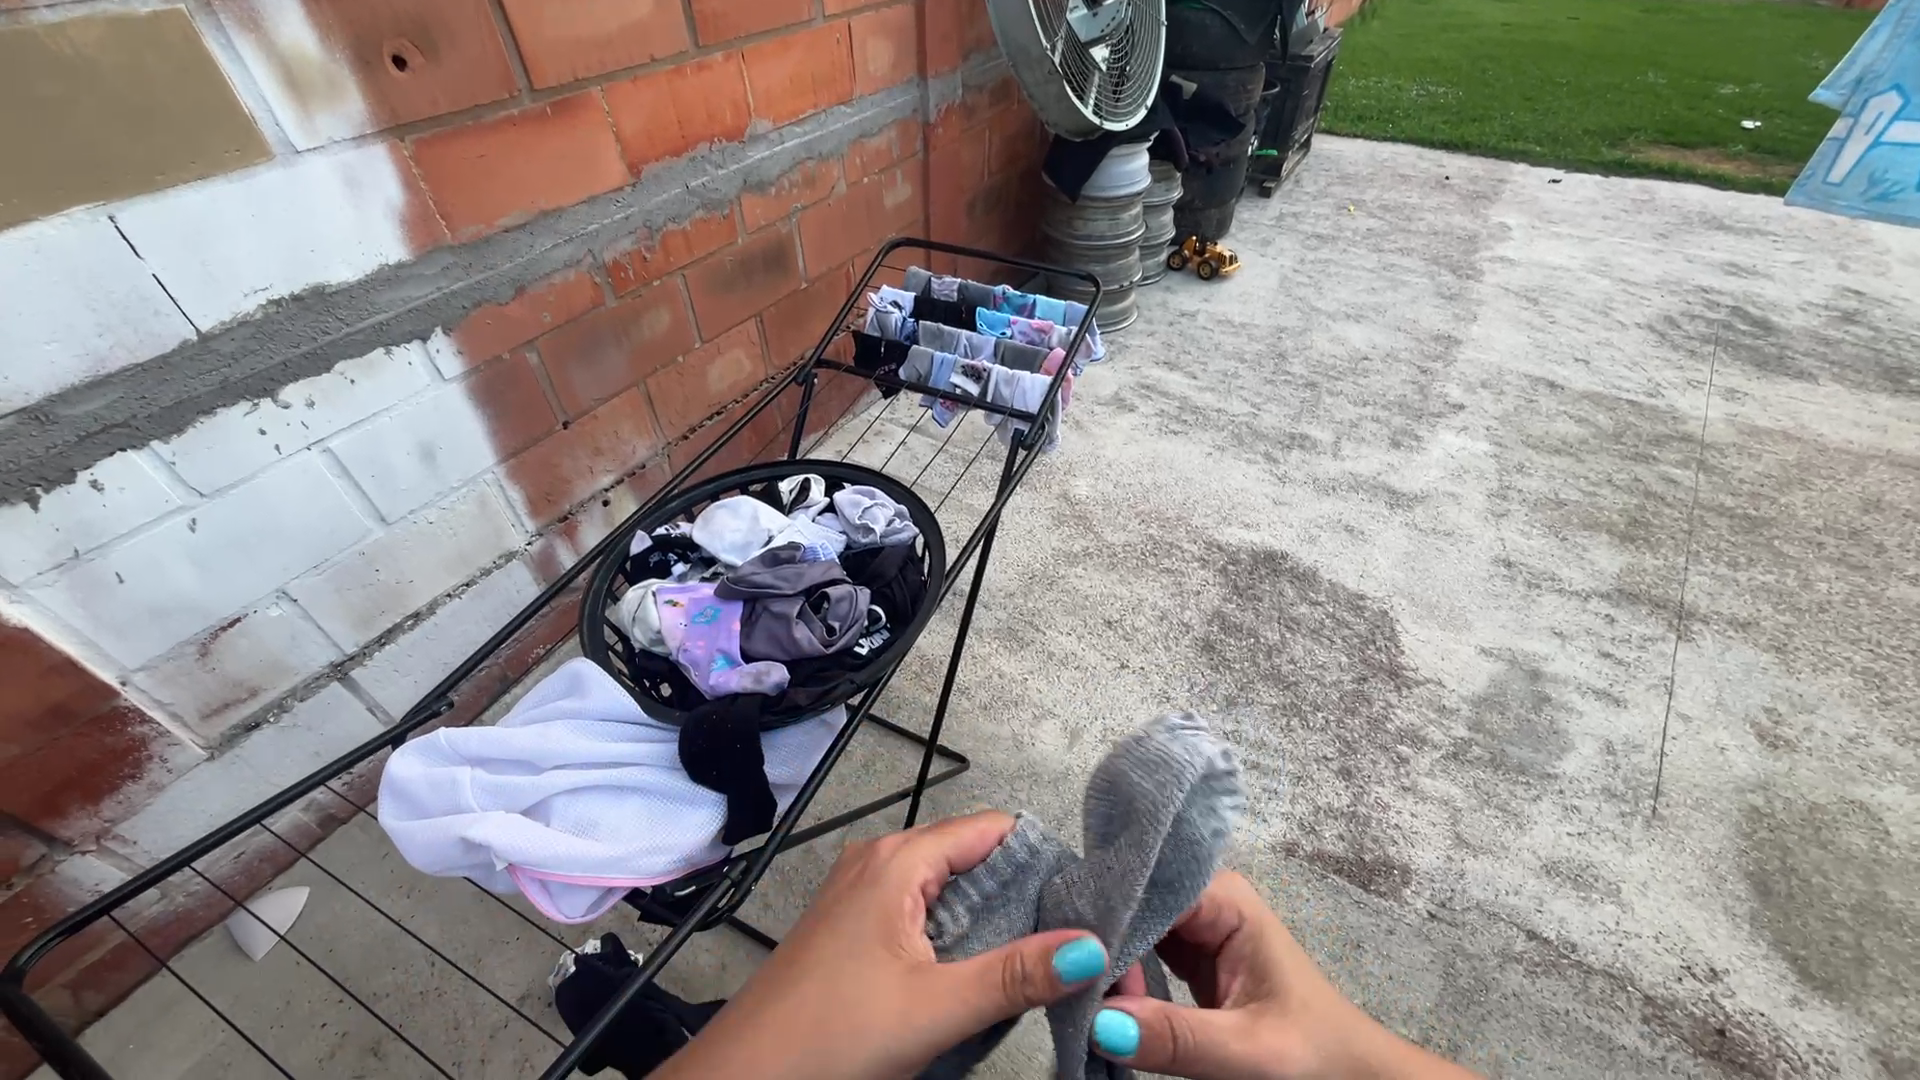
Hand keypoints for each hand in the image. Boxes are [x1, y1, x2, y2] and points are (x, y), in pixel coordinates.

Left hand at [655, 812, 1111, 1079]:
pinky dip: (953, 934)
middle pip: (970, 856)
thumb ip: (1016, 975)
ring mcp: (862, 889)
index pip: (990, 830)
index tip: (1082, 897)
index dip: (1040, 857)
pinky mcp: (852, 922)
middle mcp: (880, 859)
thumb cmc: (832, 1035)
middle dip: (1019, 894)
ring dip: (987, 920)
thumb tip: (1091, 945)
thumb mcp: (935, 1007)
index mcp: (899, 859)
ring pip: (946, 888)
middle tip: (1068, 937)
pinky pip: (919, 911)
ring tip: (1033, 959)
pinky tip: (974, 972)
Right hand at [1091, 871, 1479, 1079]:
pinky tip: (1082, 988)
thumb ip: (1177, 1039)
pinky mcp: (1184, 955)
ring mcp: (1191, 925)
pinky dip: (1112, 973)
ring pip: (1127, 926)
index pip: (1145, 889)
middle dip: (1093, 938)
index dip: (1103, 917)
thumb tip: (1097, 1023)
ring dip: (1098, 957)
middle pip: (1130, 904)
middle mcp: (1201, 899)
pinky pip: (1135, 952)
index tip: (1060, 951)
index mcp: (1222, 897)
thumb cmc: (1320, 1060)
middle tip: (1051, 975)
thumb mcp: (1251, 1054)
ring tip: (1059, 981)